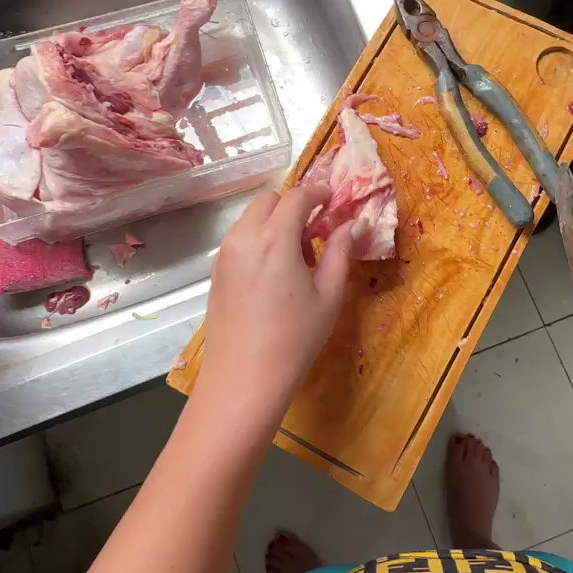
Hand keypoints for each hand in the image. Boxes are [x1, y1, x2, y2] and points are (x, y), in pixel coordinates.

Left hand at [196, 185, 355, 422]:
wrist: (243, 379)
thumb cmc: (294, 339)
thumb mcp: (328, 296)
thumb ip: (341, 252)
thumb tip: (356, 223)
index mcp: (272, 239)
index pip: (296, 197)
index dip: (317, 193)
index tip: (333, 199)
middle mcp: (242, 238)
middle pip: (268, 200)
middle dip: (293, 207)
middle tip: (315, 234)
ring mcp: (224, 254)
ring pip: (251, 219)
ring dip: (275, 223)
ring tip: (297, 260)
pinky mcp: (216, 272)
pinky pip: (239, 239)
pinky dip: (259, 240)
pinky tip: (275, 275)